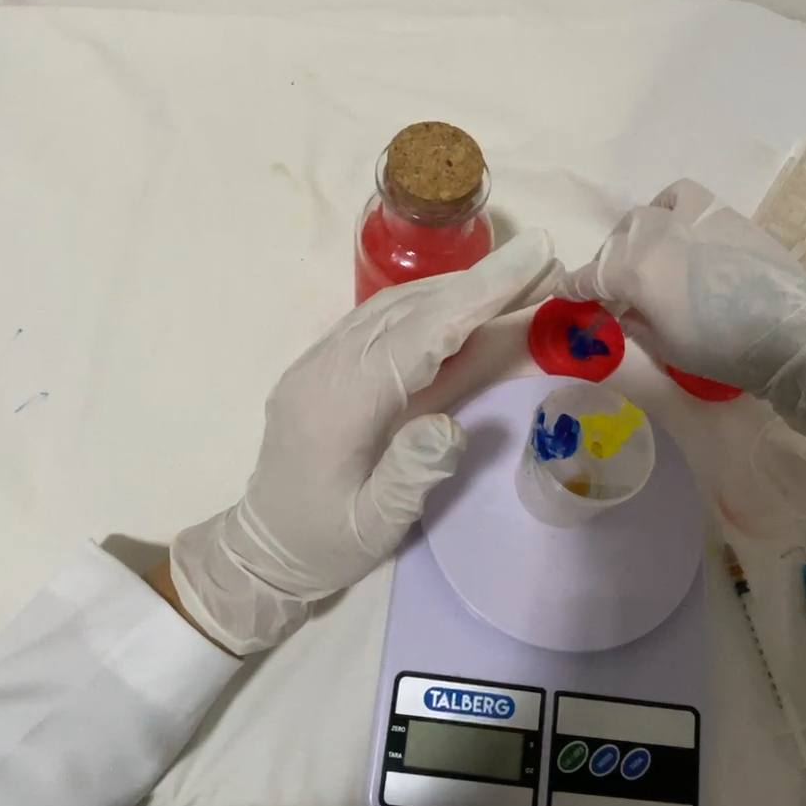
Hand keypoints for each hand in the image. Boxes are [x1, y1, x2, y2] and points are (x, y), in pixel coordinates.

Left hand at [170, 233, 562, 653]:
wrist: (263, 547)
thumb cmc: (325, 544)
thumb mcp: (373, 527)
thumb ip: (411, 474)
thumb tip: (456, 426)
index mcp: (336, 408)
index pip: (416, 336)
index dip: (477, 296)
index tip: (532, 258)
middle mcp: (322, 370)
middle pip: (407, 309)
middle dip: (478, 281)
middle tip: (542, 260)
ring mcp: (317, 362)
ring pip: (391, 306)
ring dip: (454, 287)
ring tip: (515, 276)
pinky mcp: (322, 365)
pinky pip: (378, 320)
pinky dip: (427, 305)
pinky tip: (461, 304)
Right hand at [560, 179, 805, 439]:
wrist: (790, 332)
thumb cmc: (722, 350)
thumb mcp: (665, 346)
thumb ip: (634, 321)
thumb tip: (622, 308)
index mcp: (633, 273)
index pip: (588, 277)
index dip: (573, 288)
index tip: (565, 293)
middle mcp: (653, 236)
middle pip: (613, 244)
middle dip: (606, 267)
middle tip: (616, 291)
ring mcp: (687, 217)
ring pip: (641, 218)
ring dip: (632, 238)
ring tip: (643, 258)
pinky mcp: (717, 211)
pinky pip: (678, 196)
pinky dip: (665, 207)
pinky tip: (671, 226)